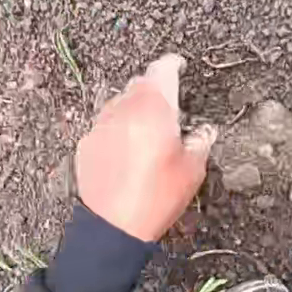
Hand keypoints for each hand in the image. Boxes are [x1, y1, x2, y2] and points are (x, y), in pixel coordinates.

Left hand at [76, 54, 215, 241]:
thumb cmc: (157, 196)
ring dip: (135, 109)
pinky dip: (119, 128)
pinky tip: (129, 150)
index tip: (179, 65)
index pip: (162, 70)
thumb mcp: (193, 169)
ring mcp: (101, 124)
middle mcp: (124, 108)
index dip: (173, 64)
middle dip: (155, 90)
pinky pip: (106, 124)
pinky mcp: (87, 143)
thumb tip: (204, 131)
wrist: (114, 226)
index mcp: (154, 107)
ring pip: (120, 103)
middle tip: (170, 107)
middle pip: (140, 84)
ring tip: (149, 132)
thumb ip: (201, 141)